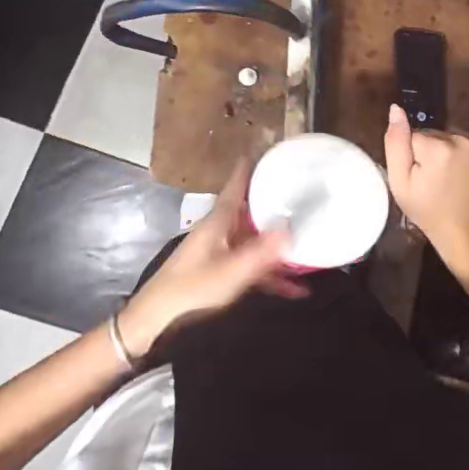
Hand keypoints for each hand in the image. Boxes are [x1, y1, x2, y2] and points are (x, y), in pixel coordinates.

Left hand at [118, 160, 306, 355]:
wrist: (157, 318)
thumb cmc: (192, 289)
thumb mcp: (231, 272)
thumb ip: (261, 253)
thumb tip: (290, 228)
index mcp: (218, 222)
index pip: (237, 186)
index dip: (252, 168)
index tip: (271, 151)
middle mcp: (221, 231)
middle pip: (252, 212)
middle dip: (277, 206)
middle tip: (305, 196)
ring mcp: (221, 252)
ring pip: (256, 242)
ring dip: (280, 248)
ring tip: (311, 248)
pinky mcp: (221, 273)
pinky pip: (252, 267)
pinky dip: (272, 275)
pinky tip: (296, 289)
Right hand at [383, 104, 468, 253]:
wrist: (462, 227)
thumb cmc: (426, 208)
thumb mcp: (400, 181)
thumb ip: (395, 143)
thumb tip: (395, 109)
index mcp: (437, 147)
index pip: (411, 136)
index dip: (409, 157)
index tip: (416, 177)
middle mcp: (459, 138)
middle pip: (428, 134)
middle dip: (424, 152)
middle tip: (427, 180)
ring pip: (443, 137)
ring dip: (439, 151)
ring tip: (441, 177)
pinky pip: (458, 142)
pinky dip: (454, 153)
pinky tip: (454, 173)